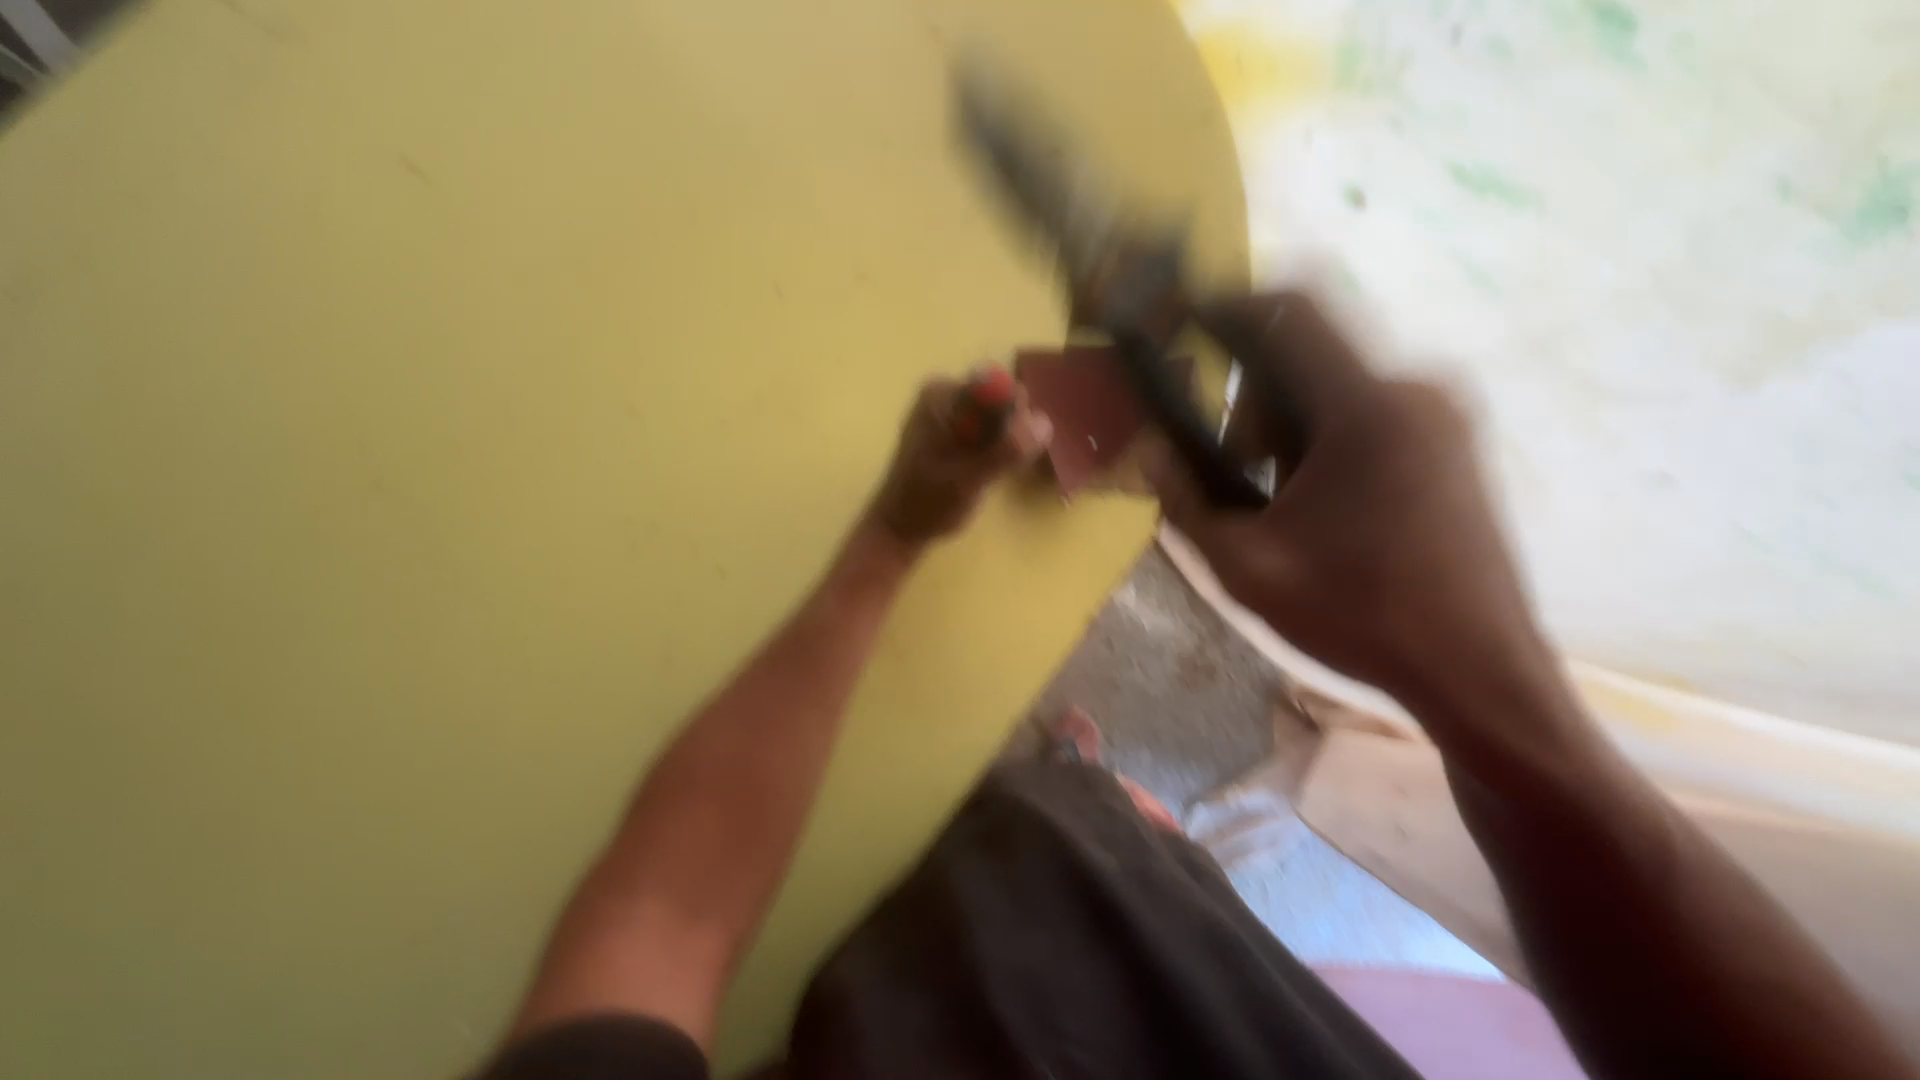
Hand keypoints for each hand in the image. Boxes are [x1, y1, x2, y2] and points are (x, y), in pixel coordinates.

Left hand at [867, 371, 1051, 546]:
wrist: (902, 527)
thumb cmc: (928, 504)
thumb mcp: (969, 479)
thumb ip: (1006, 451)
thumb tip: (1044, 422)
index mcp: (941, 394)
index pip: (1000, 387)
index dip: (1013, 419)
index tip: (1004, 453)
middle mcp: (948, 393)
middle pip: (1006, 400)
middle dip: (1010, 434)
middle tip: (992, 468)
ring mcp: (955, 411)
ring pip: (1004, 419)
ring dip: (1006, 447)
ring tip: (985, 474)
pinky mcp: (962, 430)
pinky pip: (995, 431)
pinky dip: (998, 452)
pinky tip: (984, 473)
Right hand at [1147, 291, 1547, 700]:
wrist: (1480, 674)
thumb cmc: (1362, 616)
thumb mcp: (1248, 567)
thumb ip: (1186, 501)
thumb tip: (1150, 452)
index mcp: (1366, 407)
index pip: (1287, 310)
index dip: (1222, 304)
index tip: (1175, 326)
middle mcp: (1414, 392)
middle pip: (1304, 357)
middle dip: (1248, 402)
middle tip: (1228, 472)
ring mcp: (1443, 419)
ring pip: (1333, 390)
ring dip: (1284, 430)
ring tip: (1277, 507)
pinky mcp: (1454, 447)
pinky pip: (1367, 416)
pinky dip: (1323, 443)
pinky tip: (1320, 510)